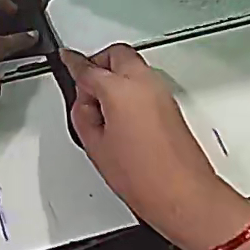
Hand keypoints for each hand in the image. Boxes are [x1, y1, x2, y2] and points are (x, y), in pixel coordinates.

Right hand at [59, 45, 243, 244]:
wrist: (183, 195)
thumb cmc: (146, 176)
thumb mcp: (95, 144)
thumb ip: (83, 114)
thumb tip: (84, 104)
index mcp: (120, 90)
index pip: (88, 68)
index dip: (72, 63)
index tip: (66, 58)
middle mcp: (144, 84)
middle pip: (115, 54)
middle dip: (97, 63)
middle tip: (85, 86)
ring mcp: (161, 93)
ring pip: (133, 66)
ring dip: (115, 75)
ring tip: (103, 105)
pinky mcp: (171, 104)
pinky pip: (144, 83)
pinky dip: (130, 89)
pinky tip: (120, 114)